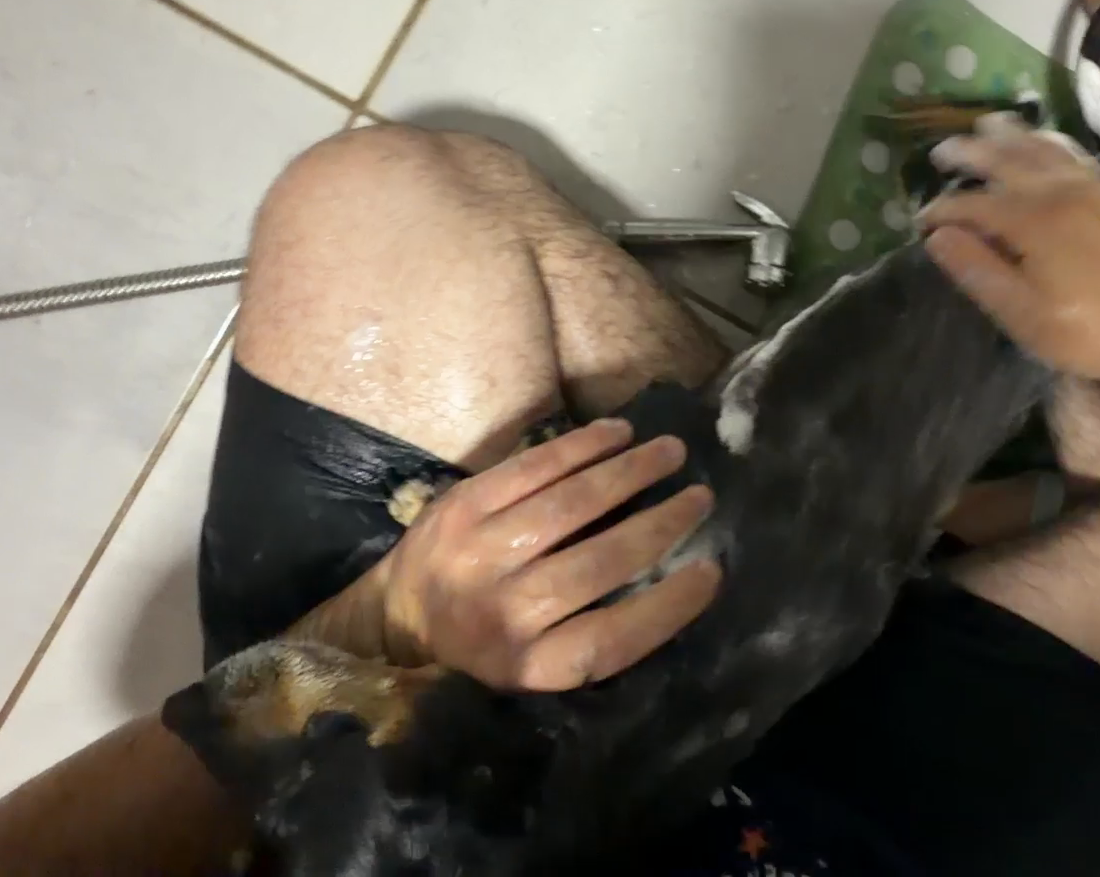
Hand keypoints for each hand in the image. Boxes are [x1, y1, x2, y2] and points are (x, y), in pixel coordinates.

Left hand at [373, 419, 718, 690]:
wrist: (388, 619)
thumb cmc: (479, 646)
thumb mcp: (531, 664)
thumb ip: (590, 630)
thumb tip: (669, 572)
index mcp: (524, 666)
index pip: (610, 641)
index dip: (667, 607)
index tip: (711, 571)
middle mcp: (500, 614)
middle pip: (598, 564)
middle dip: (661, 524)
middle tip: (700, 497)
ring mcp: (477, 553)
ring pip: (569, 505)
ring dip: (630, 473)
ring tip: (671, 453)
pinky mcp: (460, 506)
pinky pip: (531, 467)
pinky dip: (581, 446)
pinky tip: (618, 433)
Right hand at [917, 131, 1099, 394]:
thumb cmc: (1088, 331)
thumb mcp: (1021, 313)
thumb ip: (977, 270)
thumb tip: (938, 236)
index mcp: (1032, 220)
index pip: (973, 205)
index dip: (942, 211)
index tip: (919, 222)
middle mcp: (1060, 192)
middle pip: (1007, 160)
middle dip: (970, 153)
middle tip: (941, 152)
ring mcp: (1092, 191)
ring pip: (1043, 149)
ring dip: (1011, 136)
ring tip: (988, 125)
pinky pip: (1073, 156)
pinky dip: (1050, 143)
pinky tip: (1046, 144)